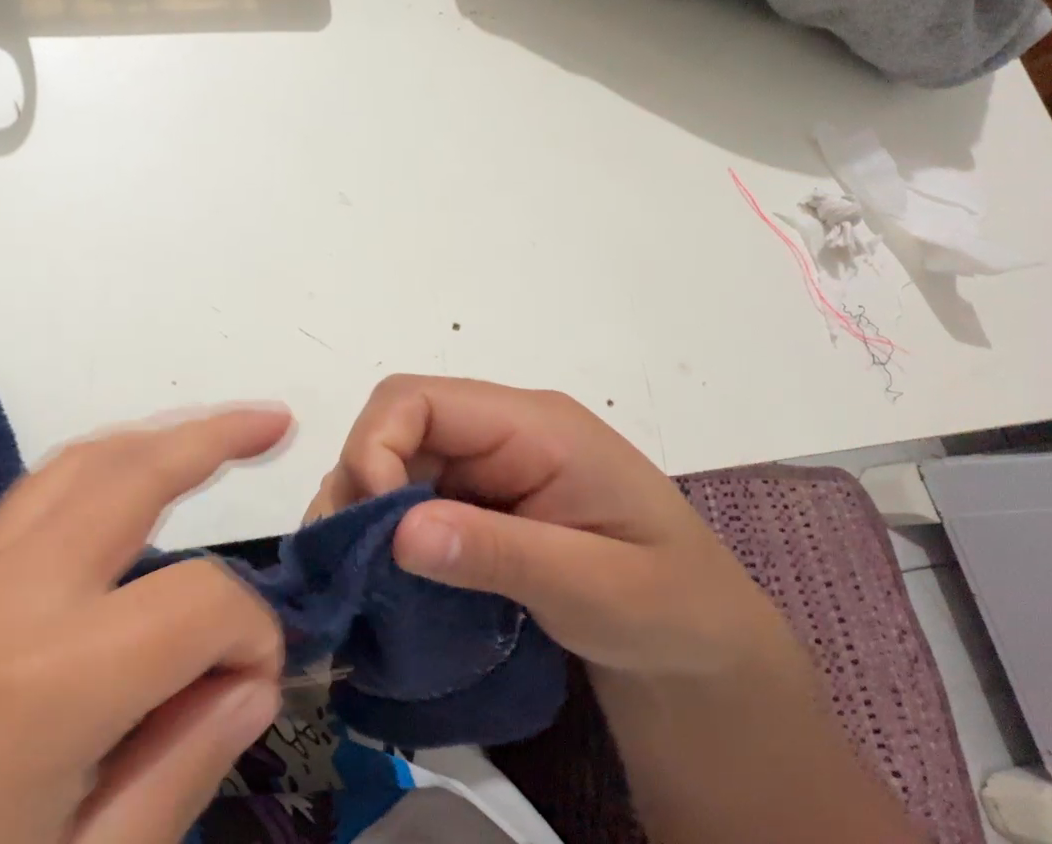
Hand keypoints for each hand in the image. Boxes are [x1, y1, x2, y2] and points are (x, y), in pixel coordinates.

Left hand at [0, 409, 290, 843]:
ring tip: (213, 432)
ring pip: (77, 461)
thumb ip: (180, 768)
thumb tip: (251, 683)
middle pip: (131, 476)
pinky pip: (36, 490)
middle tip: (276, 423)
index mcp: (54, 674)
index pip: (201, 602)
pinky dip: (99, 467)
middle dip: (214, 439)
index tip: (252, 692)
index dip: (254, 638)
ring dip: (151, 437)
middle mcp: (11, 588)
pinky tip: (128, 485)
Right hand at [310, 376, 790, 677]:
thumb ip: (499, 554)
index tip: (372, 524)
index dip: (374, 447)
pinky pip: (400, 500)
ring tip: (359, 573)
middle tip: (349, 559)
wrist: (701, 651)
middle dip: (357, 487)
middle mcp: (497, 433)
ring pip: (385, 463)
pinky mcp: (468, 501)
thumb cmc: (673, 611)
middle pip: (390, 429)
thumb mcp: (598, 589)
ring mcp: (480, 467)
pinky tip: (381, 574)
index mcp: (535, 427)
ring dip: (360, 513)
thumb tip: (395, 532)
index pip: (417, 400)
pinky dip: (376, 533)